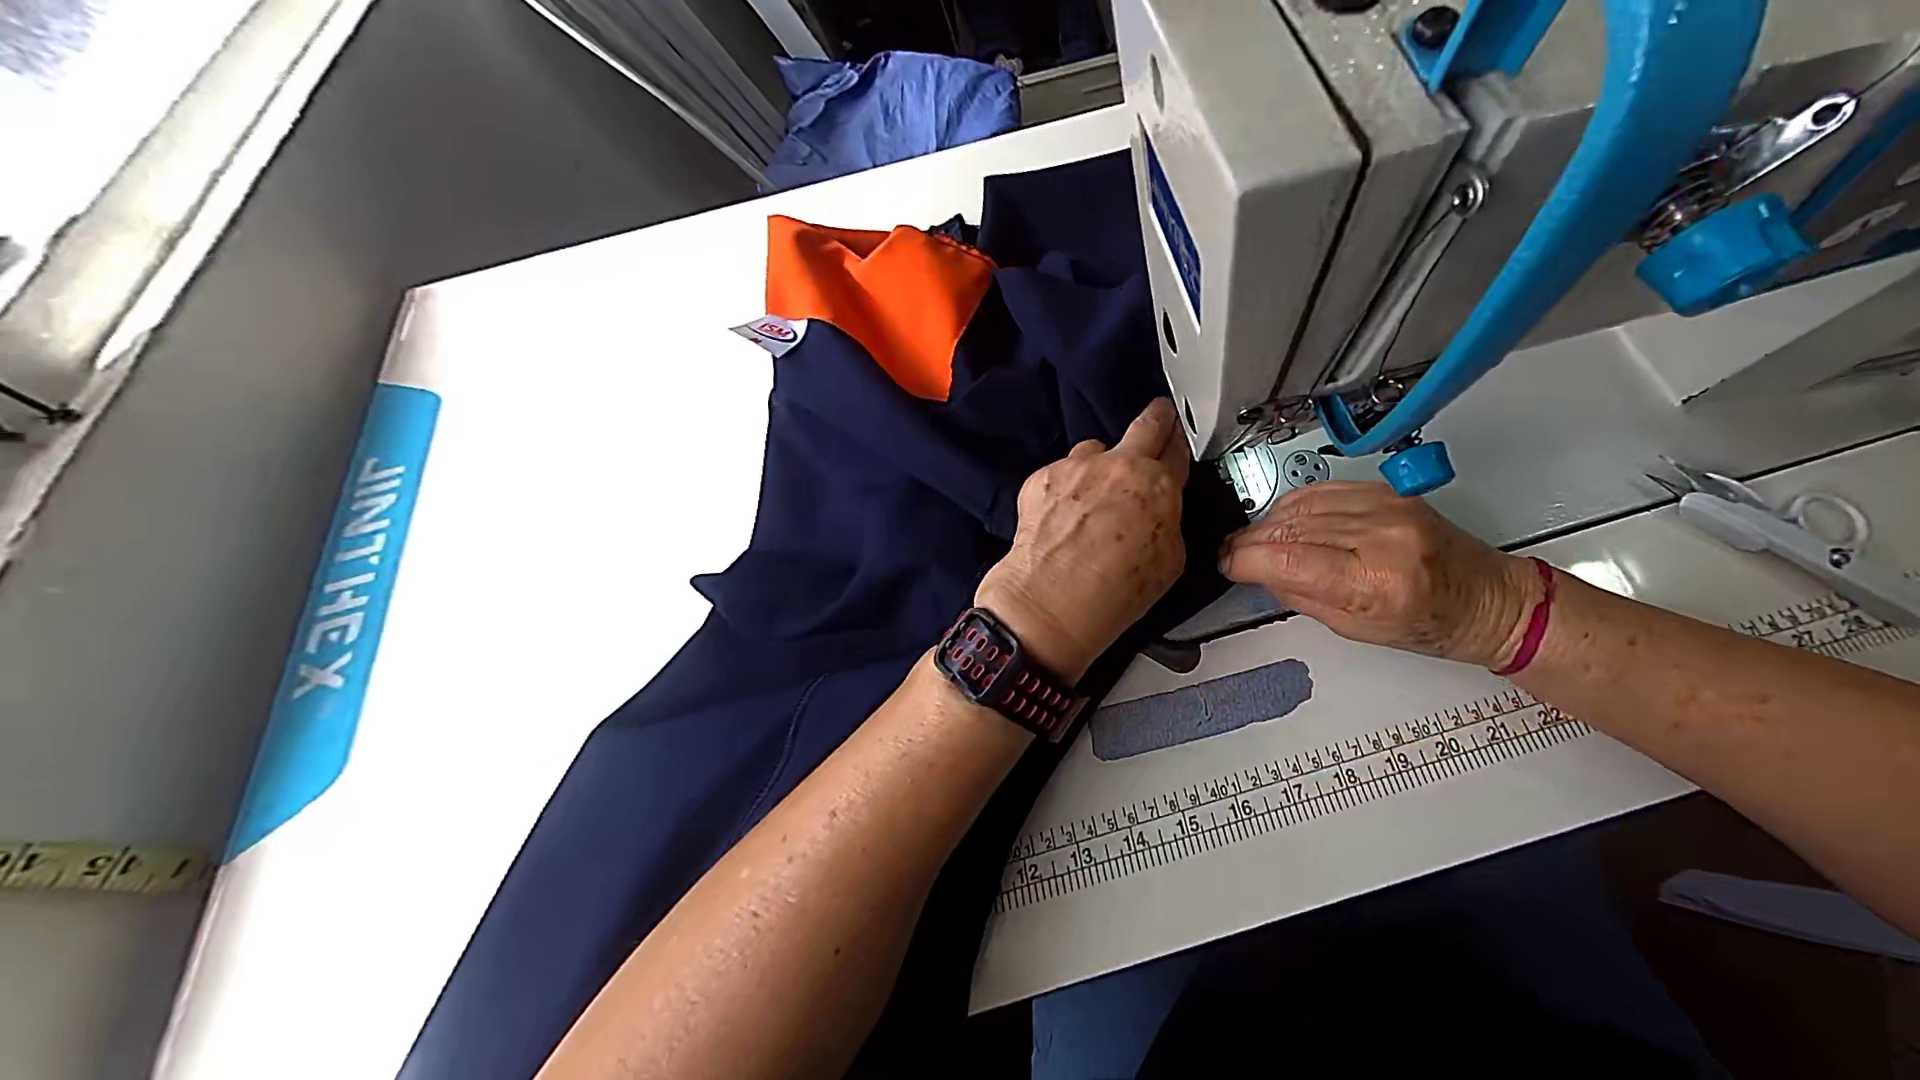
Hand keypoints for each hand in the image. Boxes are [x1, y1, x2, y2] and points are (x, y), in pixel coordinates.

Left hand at [975, 399, 1190, 681]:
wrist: (1052, 600)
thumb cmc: (1111, 591)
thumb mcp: (1169, 562)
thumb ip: (1167, 523)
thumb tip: (1157, 515)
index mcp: (1158, 486)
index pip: (1177, 450)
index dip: (1178, 442)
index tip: (1177, 437)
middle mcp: (1119, 466)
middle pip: (1145, 426)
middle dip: (1155, 421)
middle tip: (1157, 420)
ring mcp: (1077, 467)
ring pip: (1095, 450)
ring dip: (1098, 465)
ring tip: (1092, 498)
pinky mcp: (1042, 477)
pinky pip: (1059, 472)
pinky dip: (1062, 488)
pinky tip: (1061, 516)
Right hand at [1216, 482, 1539, 667]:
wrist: (1486, 598)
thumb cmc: (1431, 621)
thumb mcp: (1352, 628)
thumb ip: (1299, 594)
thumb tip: (1258, 570)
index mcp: (1376, 581)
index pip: (1286, 559)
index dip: (1244, 560)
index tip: (1227, 564)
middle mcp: (1382, 536)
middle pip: (1287, 529)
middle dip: (1250, 543)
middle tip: (1231, 553)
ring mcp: (1385, 507)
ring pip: (1298, 506)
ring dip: (1267, 524)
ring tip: (1255, 541)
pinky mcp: (1385, 492)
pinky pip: (1320, 491)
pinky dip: (1293, 506)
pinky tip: (1283, 520)